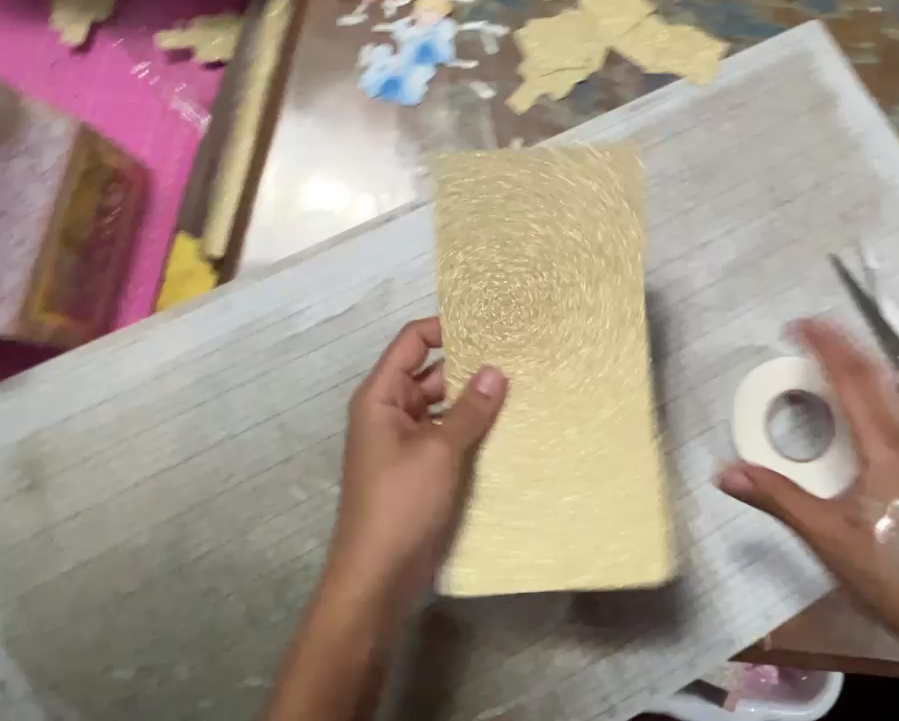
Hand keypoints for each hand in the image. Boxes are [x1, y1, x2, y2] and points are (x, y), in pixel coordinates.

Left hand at [325, 317, 507, 617]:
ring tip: (521, 382)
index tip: (489, 322)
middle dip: (468, 362)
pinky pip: (448, 431)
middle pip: (430, 370)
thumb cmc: (400, 503)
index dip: (445, 326)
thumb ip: (470, 408)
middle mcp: (391, 410)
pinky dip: (471, 425)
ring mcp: (406, 440)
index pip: (412, 341)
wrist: (378, 577)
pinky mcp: (421, 466)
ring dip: (473, 396)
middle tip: (516, 352)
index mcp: (381, 395)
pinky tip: (508, 422)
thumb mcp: (439, 450)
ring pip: (443, 403)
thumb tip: (497, 369)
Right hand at [717, 318, 898, 653]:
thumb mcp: (825, 536)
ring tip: (832, 349)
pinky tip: (858, 402)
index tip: (798, 324)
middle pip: (875, 376)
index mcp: (881, 449)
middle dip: (843, 344)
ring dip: (859, 362)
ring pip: (888, 392)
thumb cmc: (888, 573)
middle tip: (809, 326)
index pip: (849, 382)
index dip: (824, 347)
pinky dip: (870, 388)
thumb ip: (777, 498)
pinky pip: (892, 411)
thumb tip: (725, 470)